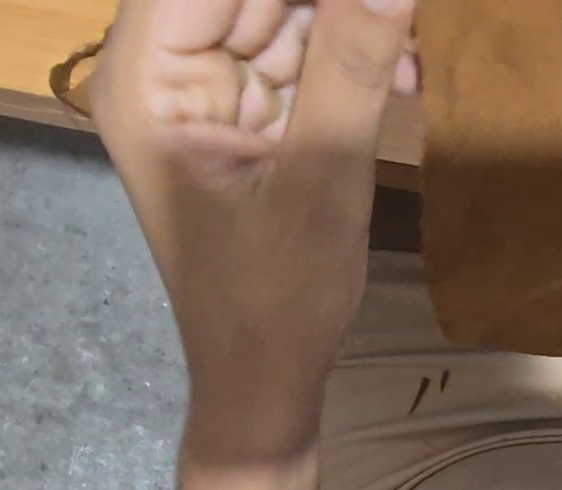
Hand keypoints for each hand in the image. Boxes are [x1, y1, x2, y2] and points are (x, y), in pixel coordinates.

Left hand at [88, 0, 417, 403]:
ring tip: (413, 42)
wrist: (266, 381)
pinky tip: (403, 75)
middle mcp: (166, 73)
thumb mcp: (321, 179)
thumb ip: (351, 66)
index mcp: (149, 76)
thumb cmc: (279, 299)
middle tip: (404, 13)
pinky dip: (351, 70)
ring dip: (353, 29)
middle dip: (334, 6)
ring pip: (284, 22)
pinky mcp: (248, 131)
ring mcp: (209, 101)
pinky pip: (301, 72)